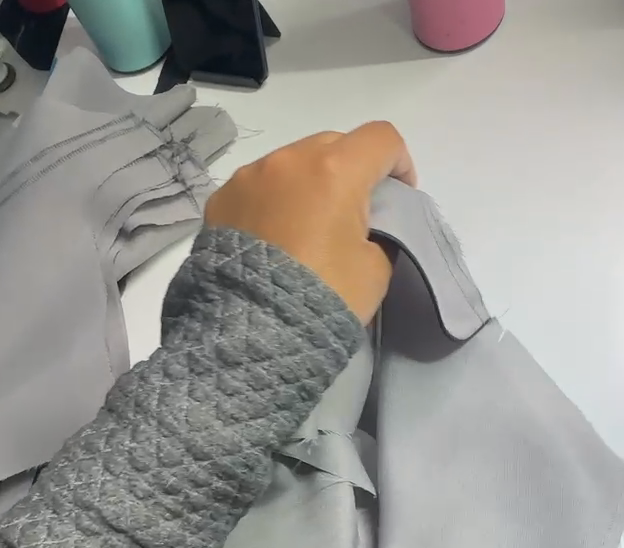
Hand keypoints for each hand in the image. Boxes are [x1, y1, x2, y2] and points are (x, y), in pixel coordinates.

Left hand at [203, 122, 416, 322]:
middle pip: (335, 145)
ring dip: (309, 186)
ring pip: (293, 164)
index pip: (382, 139)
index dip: (400, 164)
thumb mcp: (375, 271)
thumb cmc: (325, 297)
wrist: (254, 332)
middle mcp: (290, 160)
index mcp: (336, 171)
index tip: (399, 196)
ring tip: (308, 230)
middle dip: (352, 173)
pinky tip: (275, 240)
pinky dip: (274, 203)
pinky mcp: (222, 199)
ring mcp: (250, 176)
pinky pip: (259, 188)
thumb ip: (379, 233)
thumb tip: (365, 224)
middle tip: (353, 217)